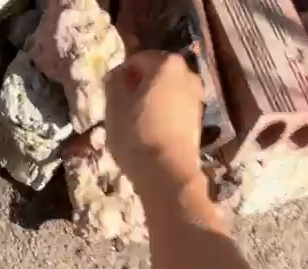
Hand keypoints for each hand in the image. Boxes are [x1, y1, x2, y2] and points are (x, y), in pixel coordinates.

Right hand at [103, 51, 205, 193]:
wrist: (166, 170)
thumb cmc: (136, 133)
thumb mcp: (114, 107)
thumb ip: (114, 85)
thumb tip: (116, 75)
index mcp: (166, 64)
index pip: (138, 59)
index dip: (121, 75)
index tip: (110, 93)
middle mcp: (187, 73)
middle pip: (155, 75)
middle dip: (138, 88)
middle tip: (121, 109)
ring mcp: (196, 97)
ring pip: (166, 94)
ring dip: (150, 104)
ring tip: (134, 125)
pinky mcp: (197, 120)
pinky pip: (174, 112)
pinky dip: (162, 118)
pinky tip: (149, 135)